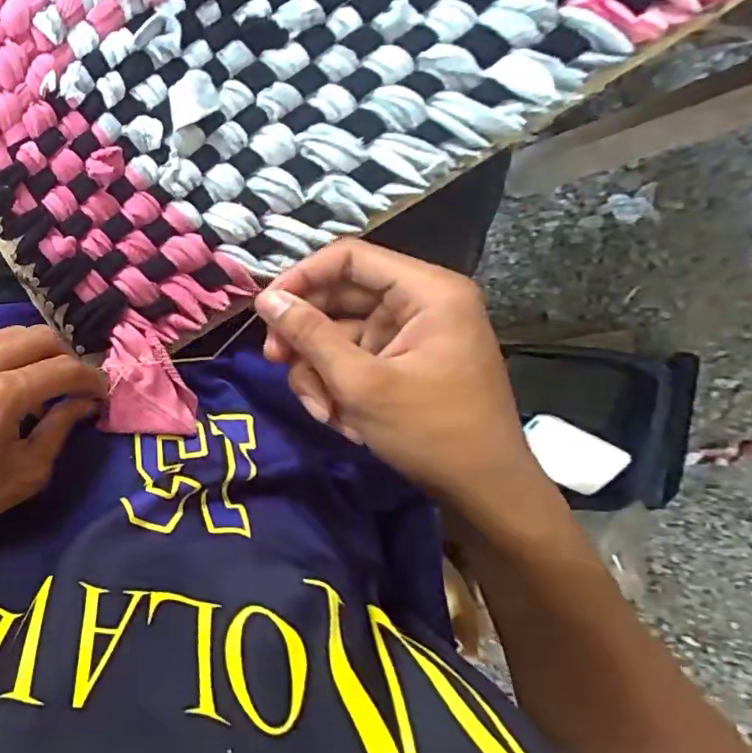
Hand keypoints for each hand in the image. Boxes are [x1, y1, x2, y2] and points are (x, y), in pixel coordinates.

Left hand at [0, 325, 105, 562]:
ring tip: (46, 381)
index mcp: (3, 393)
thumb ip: (60, 428)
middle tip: (76, 385)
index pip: (64, 368)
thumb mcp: (26, 472)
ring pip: (12, 333)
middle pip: (40, 336)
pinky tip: (10, 382)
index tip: (104, 393)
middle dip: (67, 356)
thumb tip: (84, 402)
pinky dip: (8, 353)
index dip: (91, 378)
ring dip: (38, 350)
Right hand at [253, 238, 540, 505]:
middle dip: (304, 334)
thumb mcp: (361, 382)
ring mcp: (409, 333)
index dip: (301, 276)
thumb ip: (309, 334)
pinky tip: (340, 418)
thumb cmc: (431, 431)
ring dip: (317, 369)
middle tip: (274, 360)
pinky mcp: (400, 360)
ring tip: (323, 410)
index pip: (349, 258)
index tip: (266, 307)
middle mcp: (419, 302)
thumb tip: (266, 299)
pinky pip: (350, 356)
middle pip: (337, 295)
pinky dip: (335, 384)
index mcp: (427, 292)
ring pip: (336, 331)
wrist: (485, 494)